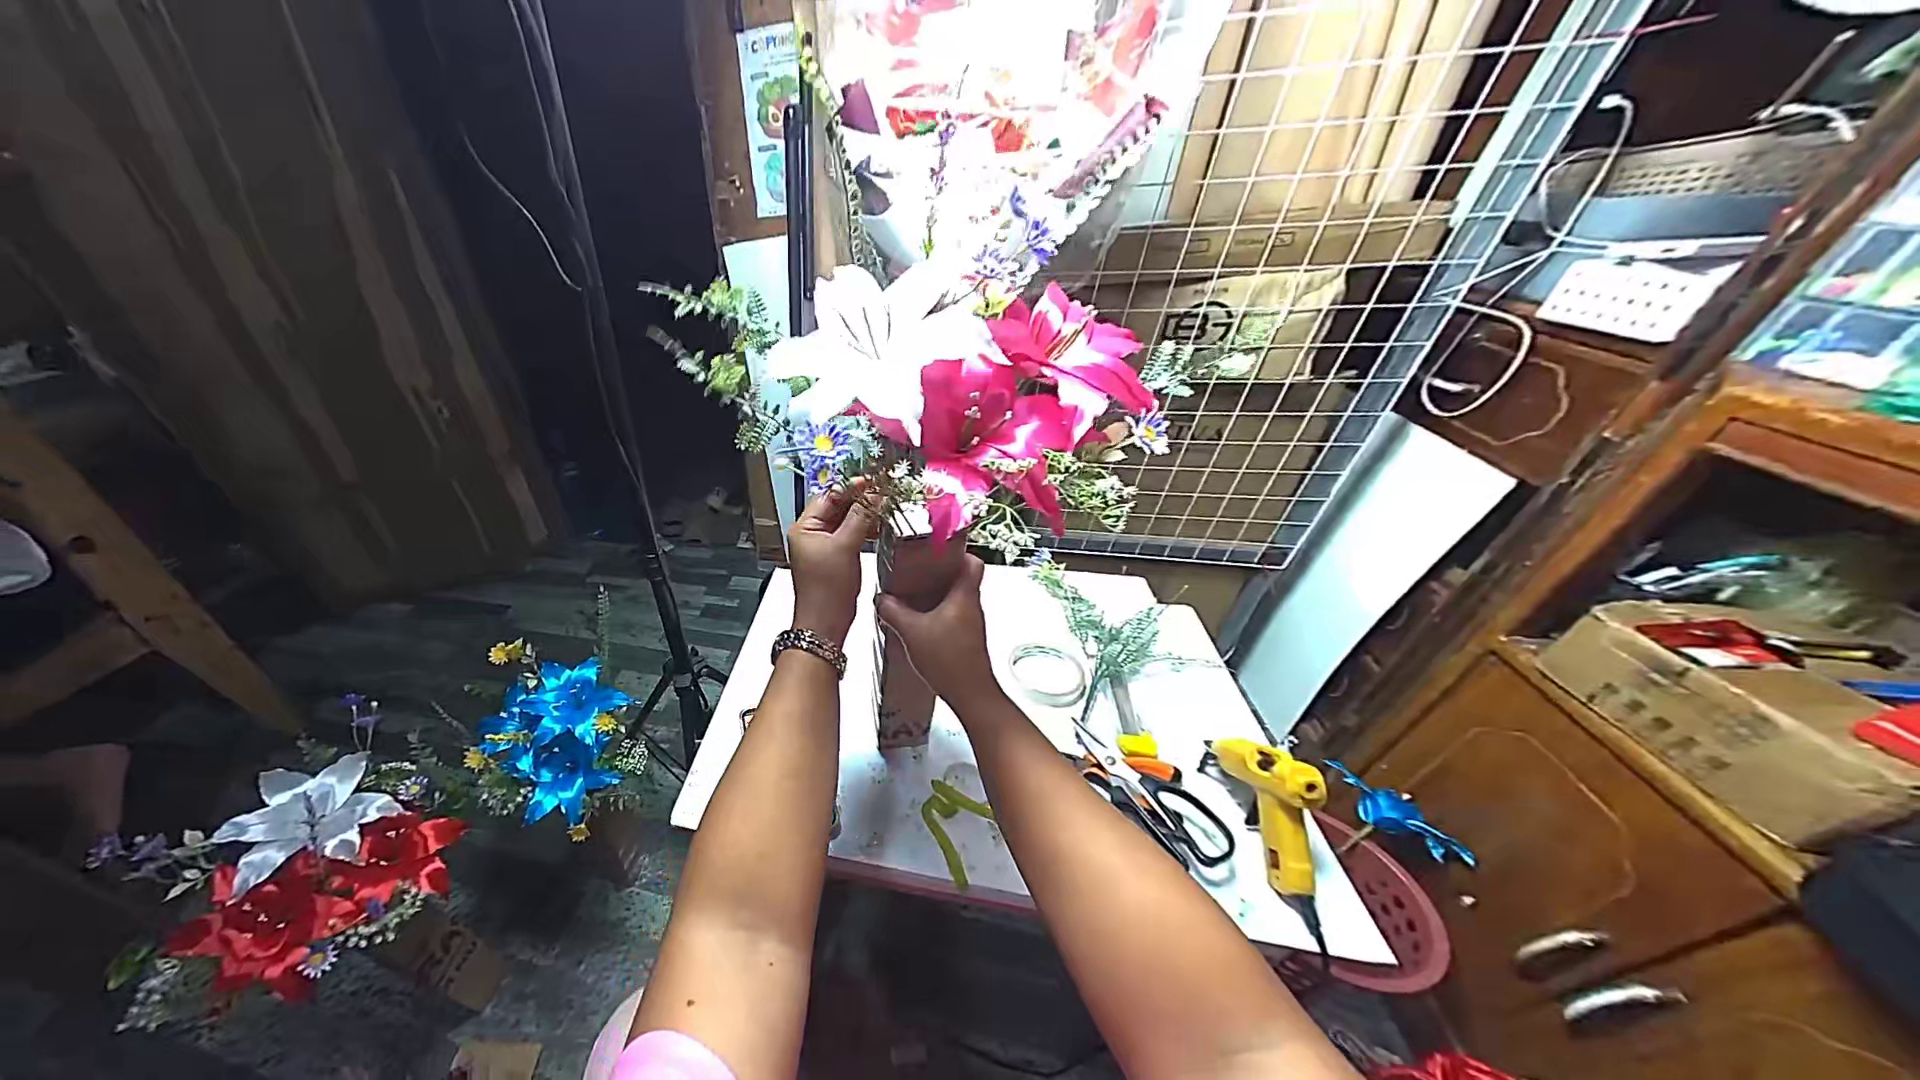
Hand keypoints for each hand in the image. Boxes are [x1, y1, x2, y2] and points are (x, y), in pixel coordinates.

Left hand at [787, 479, 877, 644]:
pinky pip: (851, 535)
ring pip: (847, 520)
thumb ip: (860, 517)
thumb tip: (874, 495)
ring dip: (865, 514)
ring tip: (885, 506)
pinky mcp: (837, 557)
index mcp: (805, 527)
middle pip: (838, 506)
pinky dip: (865, 529)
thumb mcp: (845, 546)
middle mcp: (812, 534)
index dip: (852, 487)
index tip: (873, 482)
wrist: (826, 622)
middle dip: (861, 499)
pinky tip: (879, 526)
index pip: (829, 496)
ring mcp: (824, 546)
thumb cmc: (826, 589)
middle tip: (884, 492)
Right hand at [874, 555, 998, 710]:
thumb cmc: (949, 660)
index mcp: (964, 595)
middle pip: (961, 578)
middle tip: (918, 569)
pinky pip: (953, 616)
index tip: (938, 547)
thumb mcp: (912, 631)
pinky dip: (938, 613)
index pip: (973, 561)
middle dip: (940, 572)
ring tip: (913, 595)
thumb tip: (881, 599)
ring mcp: (971, 623)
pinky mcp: (967, 638)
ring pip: (957, 598)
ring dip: (938, 594)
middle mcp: (972, 605)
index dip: (958, 551)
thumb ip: (893, 611)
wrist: (970, 694)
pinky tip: (919, 622)